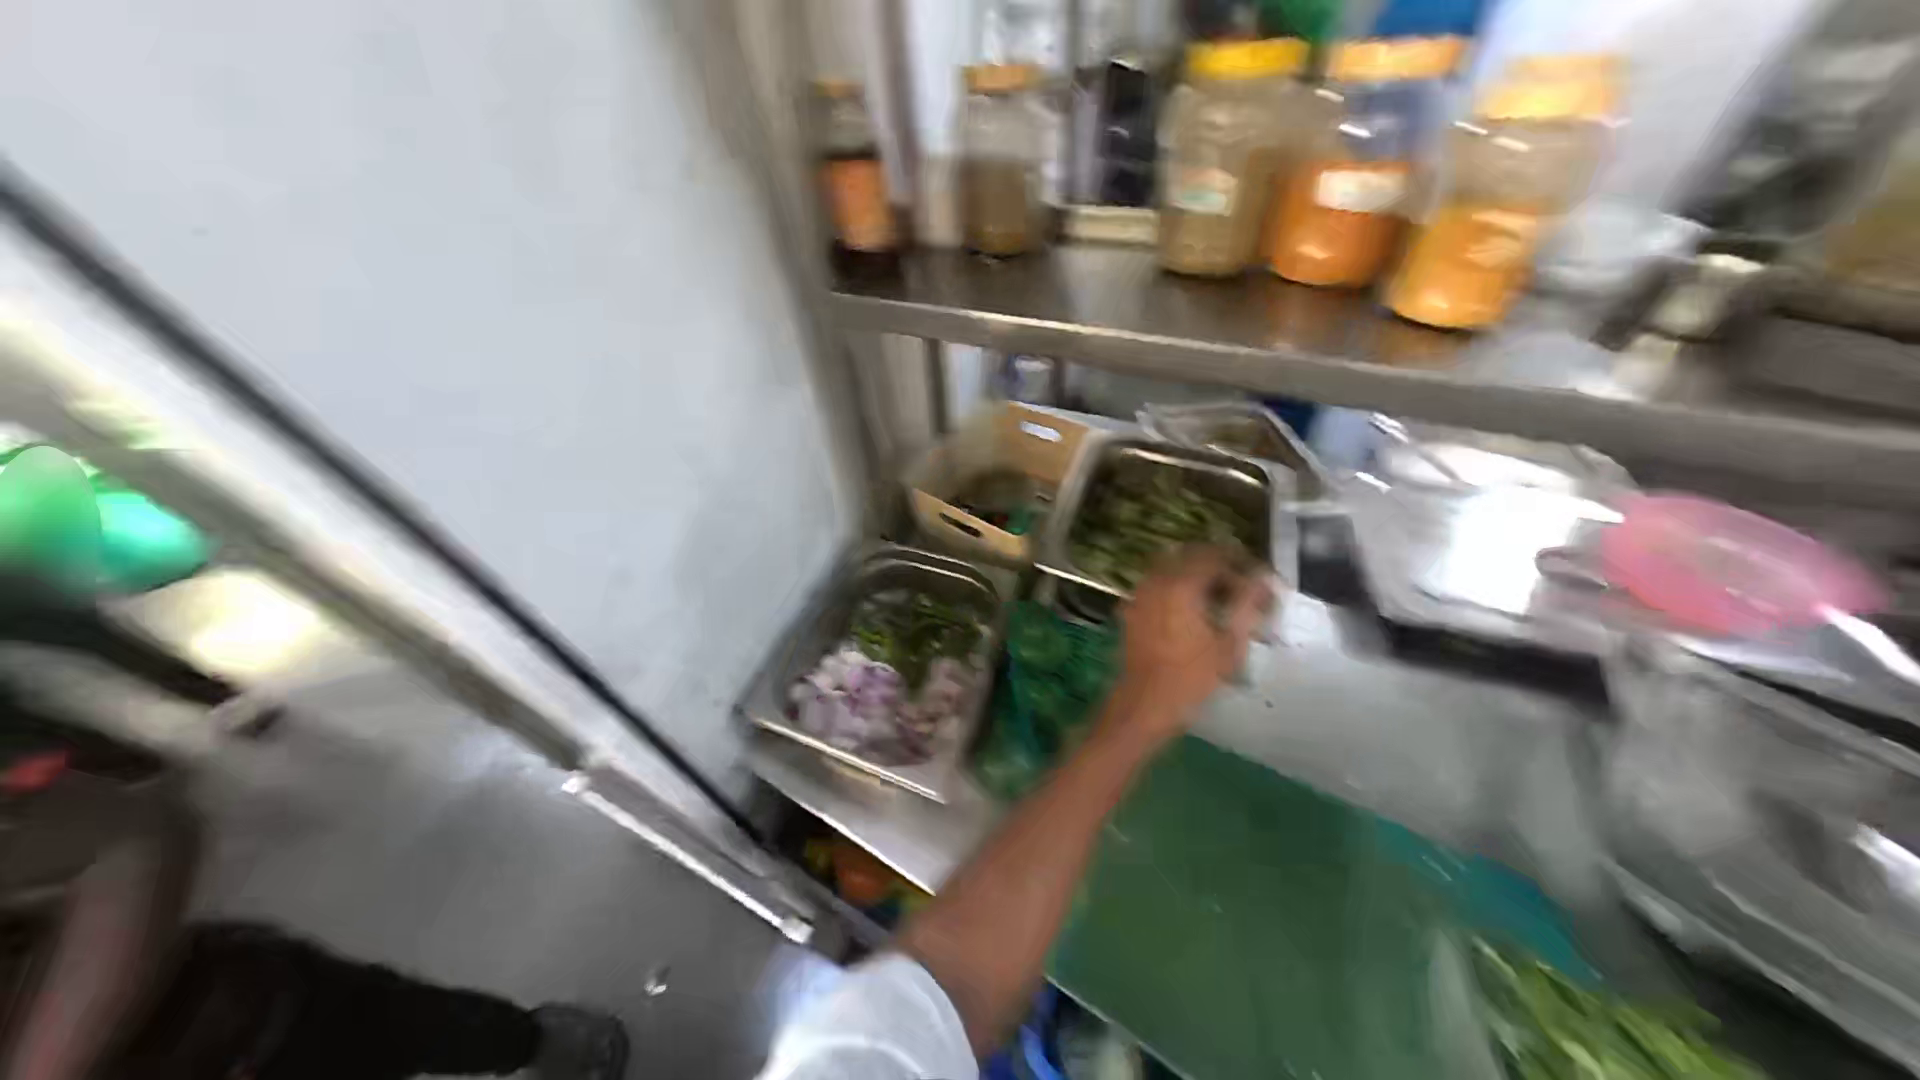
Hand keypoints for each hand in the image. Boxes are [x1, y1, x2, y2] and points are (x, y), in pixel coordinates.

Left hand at [1109, 546, 1273, 741]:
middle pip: (1190, 556)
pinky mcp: (1131, 610)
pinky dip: (1175, 588)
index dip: (1239, 562)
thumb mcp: (1229, 645)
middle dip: (1216, 565)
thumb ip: (1248, 605)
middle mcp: (1155, 581)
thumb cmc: (1190, 679)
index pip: (1214, 555)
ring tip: (1218, 599)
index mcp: (1180, 585)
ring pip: (1171, 568)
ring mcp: (1139, 595)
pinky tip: (1191, 612)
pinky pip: (1156, 586)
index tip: (1257, 579)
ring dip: (1195, 575)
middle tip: (1239, 586)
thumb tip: (1263, 579)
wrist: (1143, 704)